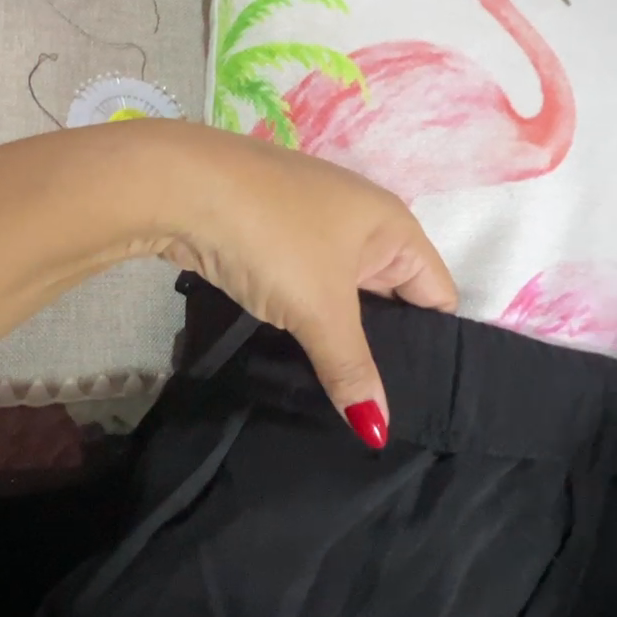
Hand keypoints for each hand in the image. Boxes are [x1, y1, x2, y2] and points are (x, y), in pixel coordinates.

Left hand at [142, 123, 458, 445]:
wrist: (179, 185)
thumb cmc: (272, 237)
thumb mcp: (319, 308)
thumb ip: (351, 369)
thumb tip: (378, 432)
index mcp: (394, 226)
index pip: (437, 296)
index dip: (434, 347)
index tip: (422, 403)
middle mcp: (362, 222)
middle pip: (392, 298)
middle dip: (384, 350)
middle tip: (379, 411)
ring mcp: (314, 228)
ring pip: (344, 297)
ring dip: (340, 339)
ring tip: (340, 398)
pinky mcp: (273, 238)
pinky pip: (306, 289)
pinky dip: (306, 321)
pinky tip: (300, 361)